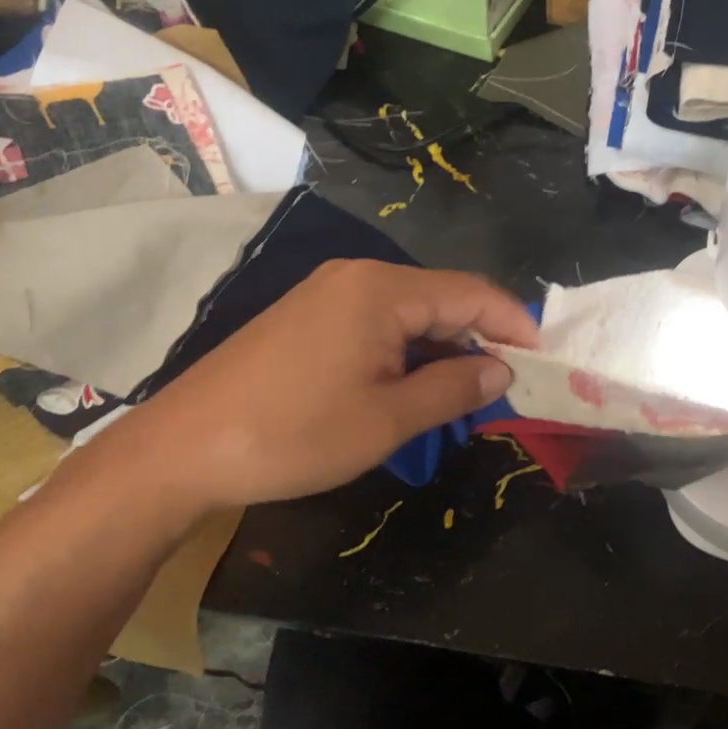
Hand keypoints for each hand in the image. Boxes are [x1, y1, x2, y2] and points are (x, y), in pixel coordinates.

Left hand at [92, 260, 537, 509]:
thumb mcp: (388, 419)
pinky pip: (378, 322)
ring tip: (473, 390)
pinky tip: (417, 383)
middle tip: (515, 383)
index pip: (473, 294)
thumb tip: (502, 369)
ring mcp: (326, 294)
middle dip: (484, 337)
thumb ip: (454, 388)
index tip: (547, 361)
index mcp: (382, 290)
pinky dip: (409, 349)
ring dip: (446, 346)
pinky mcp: (306, 318)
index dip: (516, 325)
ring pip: (411, 312)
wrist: (180, 451)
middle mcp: (357, 277)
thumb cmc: (294, 434)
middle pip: (443, 297)